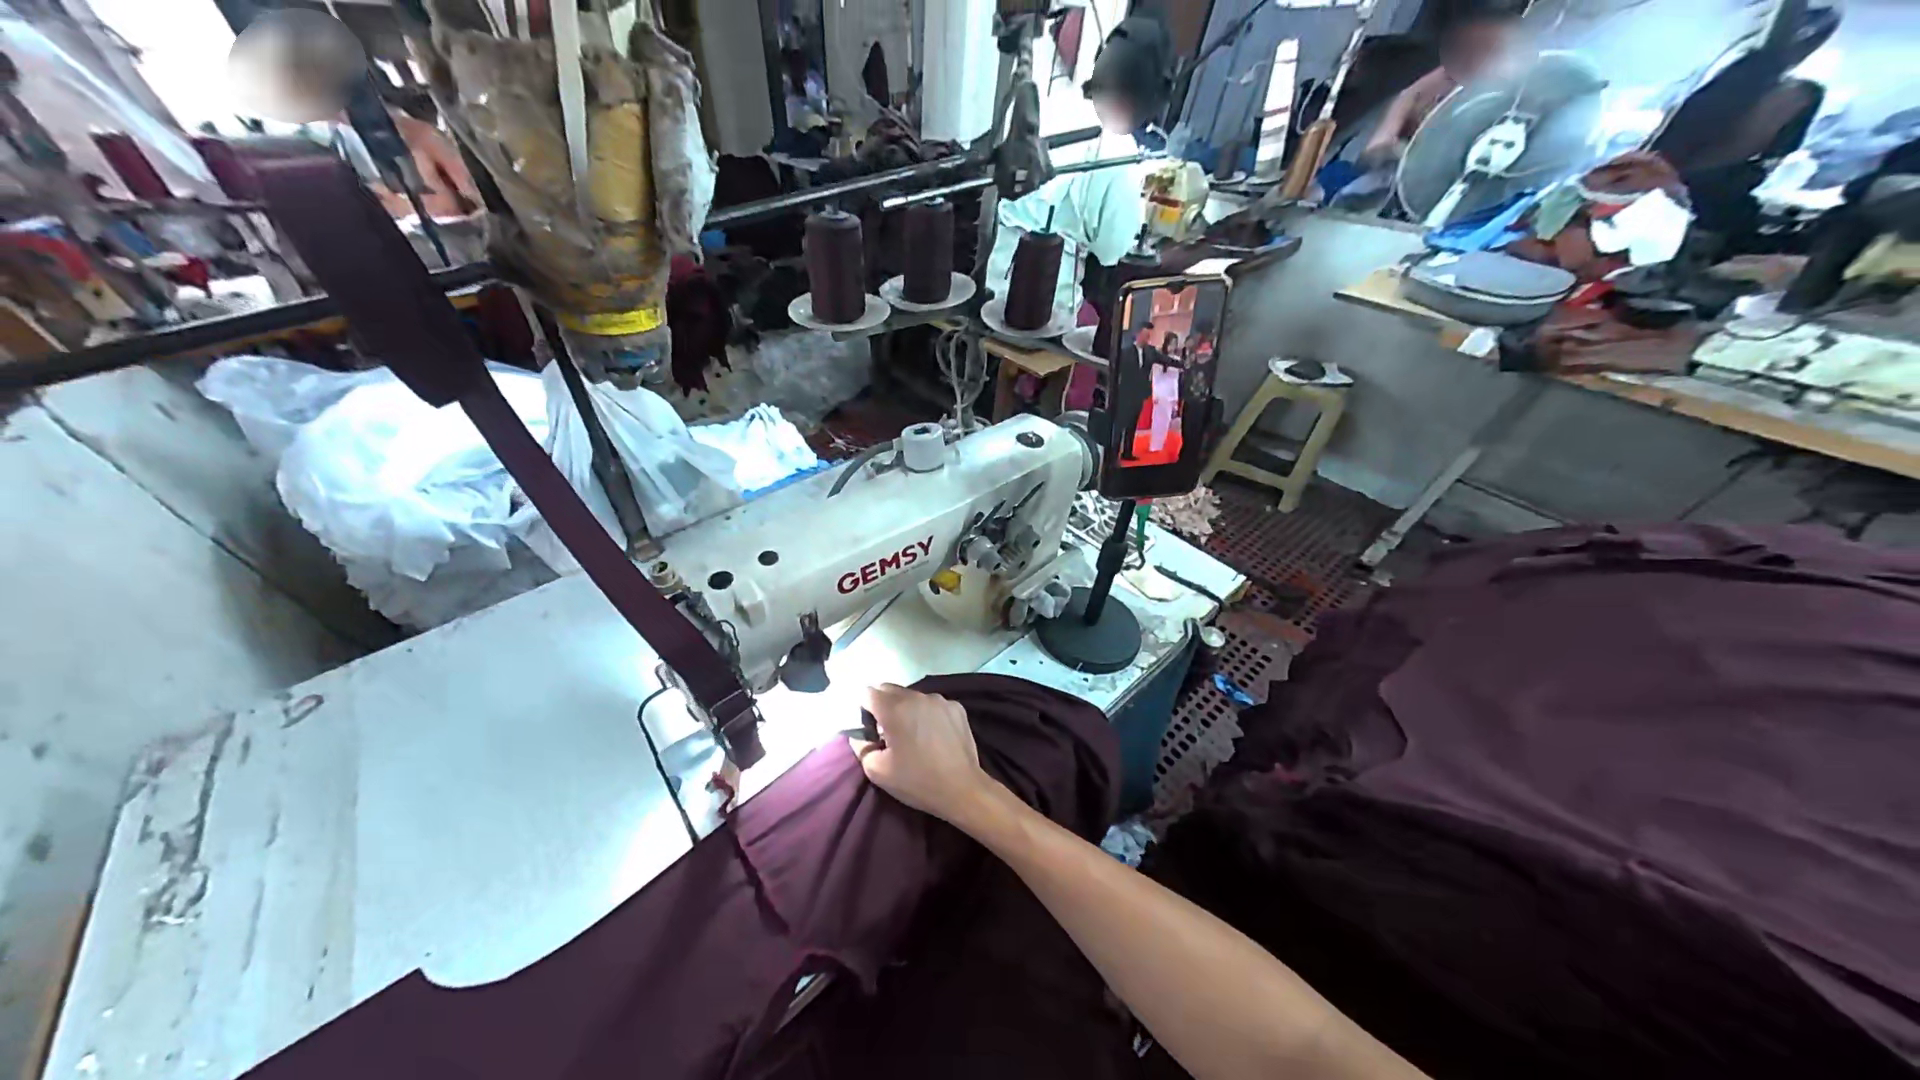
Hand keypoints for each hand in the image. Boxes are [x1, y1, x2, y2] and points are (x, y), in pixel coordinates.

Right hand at [851, 684, 1001, 829]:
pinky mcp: (957, 708)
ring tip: (913, 736)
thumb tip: (859, 734)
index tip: (870, 730)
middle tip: (888, 734)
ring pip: (912, 696)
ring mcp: (940, 700)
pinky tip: (933, 736)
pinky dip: (927, 714)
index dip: (863, 710)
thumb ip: (861, 746)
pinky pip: (933, 704)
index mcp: (895, 709)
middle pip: (889, 689)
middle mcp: (917, 696)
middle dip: (883, 706)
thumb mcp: (877, 771)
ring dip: (906, 709)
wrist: (963, 789)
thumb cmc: (917, 781)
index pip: (868, 692)